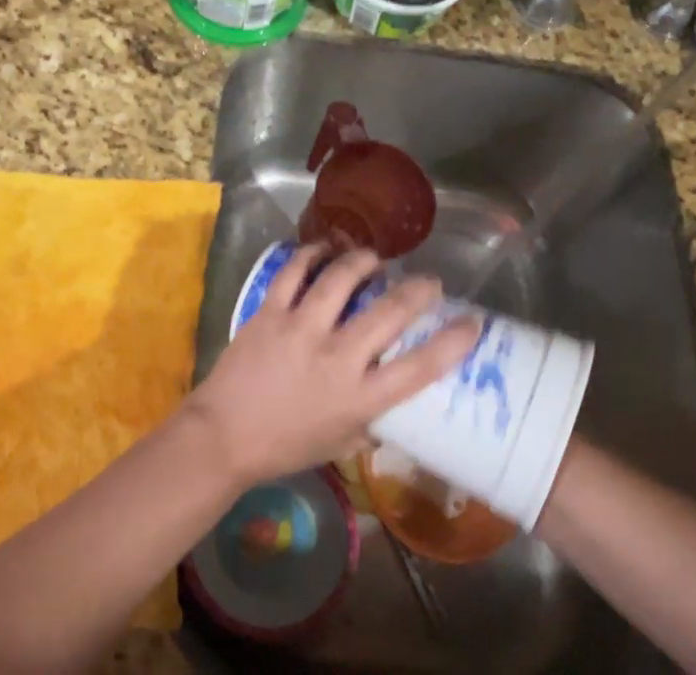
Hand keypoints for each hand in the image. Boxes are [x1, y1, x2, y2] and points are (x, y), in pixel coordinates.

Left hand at [184, 244, 480, 486]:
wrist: (223, 436)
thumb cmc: (285, 446)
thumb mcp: (340, 443)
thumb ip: (370, 421)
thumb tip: (392, 406)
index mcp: (360, 398)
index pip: (420, 366)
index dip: (453, 341)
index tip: (472, 322)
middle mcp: (337, 358)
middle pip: (389, 312)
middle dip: (418, 290)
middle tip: (428, 281)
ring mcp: (301, 330)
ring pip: (341, 279)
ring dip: (364, 262)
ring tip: (374, 259)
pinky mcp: (270, 313)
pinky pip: (294, 272)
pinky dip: (311, 255)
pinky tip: (323, 250)